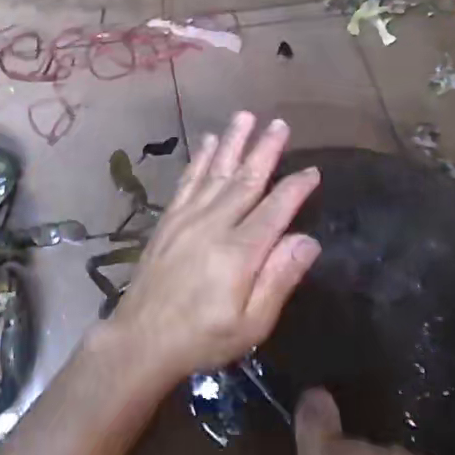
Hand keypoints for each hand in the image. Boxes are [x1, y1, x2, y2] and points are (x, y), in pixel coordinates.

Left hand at [106, 111, 321, 383]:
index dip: (295, 188)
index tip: (312, 170)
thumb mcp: (251, 323)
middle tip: (279, 123)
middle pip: (245, 180)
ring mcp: (187, 218)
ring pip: (215, 171)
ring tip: (245, 116)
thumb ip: (279, 278)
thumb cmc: (202, 338)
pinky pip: (187, 181)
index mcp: (239, 251)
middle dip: (264, 150)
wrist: (141, 339)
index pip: (275, 209)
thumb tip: (308, 239)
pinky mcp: (169, 220)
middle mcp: (213, 224)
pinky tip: (207, 141)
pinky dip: (199, 158)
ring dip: (232, 142)